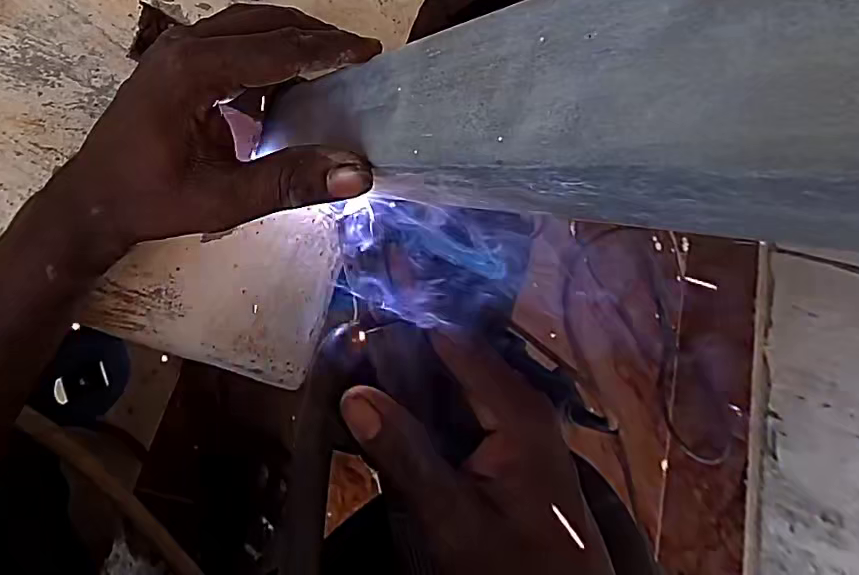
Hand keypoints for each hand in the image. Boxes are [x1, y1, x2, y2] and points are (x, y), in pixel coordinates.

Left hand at [35, 3, 380, 266]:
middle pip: (261, 24)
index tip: (371, 51)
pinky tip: (285, 83)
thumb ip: (288, 182)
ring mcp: (174, 49)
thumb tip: (357, 171)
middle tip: (359, 53)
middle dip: (313, 36)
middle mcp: (182, 46)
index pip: (274, 48)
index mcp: (190, 70)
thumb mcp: (220, 199)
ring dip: (288, 40)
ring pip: (245, 27)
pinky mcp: (173, 61)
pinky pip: (228, 43)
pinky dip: (263, 54)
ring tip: (332, 62)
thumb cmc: (147, 199)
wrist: (91, 198)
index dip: (327, 49)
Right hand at [340, 328, 615, 574]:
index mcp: (516, 408)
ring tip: (348, 363)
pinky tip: (375, 402)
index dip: (400, 318)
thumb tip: (352, 395)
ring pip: (440, 376)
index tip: (354, 311)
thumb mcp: (456, 522)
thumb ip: (405, 455)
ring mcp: (504, 422)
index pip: (447, 336)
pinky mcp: (494, 443)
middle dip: (392, 342)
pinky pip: (445, 403)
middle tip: (341, 341)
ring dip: (396, 370)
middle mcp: (513, 401)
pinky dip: (409, 398)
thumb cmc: (517, 572)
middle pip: (442, 352)